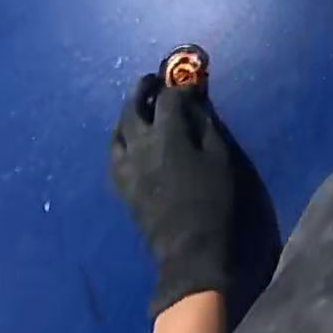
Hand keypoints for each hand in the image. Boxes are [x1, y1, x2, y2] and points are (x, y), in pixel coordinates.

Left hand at [109, 75, 234, 316]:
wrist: (190, 251)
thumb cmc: (212, 202)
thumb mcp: (219, 159)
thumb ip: (205, 127)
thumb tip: (195, 106)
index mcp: (167, 134)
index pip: (168, 99)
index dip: (179, 89)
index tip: (189, 89)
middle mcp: (141, 143)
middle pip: (133, 106)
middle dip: (143, 89)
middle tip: (151, 81)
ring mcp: (127, 164)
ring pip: (118, 128)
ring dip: (127, 111)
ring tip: (137, 106)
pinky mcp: (121, 184)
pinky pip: (113, 154)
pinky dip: (119, 139)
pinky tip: (127, 138)